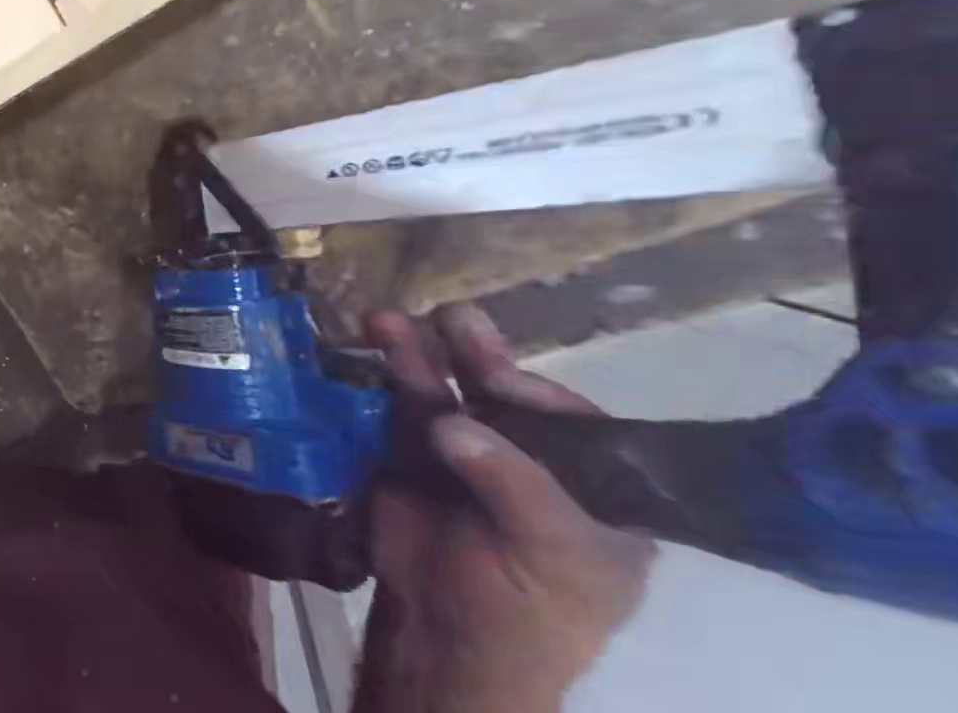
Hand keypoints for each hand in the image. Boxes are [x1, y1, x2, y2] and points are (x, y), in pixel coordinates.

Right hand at [354, 305, 653, 712]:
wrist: (439, 639)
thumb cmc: (525, 611)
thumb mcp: (551, 555)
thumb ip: (513, 483)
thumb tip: (450, 422)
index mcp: (585, 483)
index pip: (569, 420)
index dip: (533, 392)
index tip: (498, 380)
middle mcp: (523, 454)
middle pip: (498, 392)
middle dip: (472, 353)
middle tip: (450, 318)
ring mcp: (461, 450)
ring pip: (442, 390)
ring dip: (415, 352)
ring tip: (386, 320)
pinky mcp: (409, 450)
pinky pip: (399, 407)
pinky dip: (384, 377)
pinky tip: (371, 348)